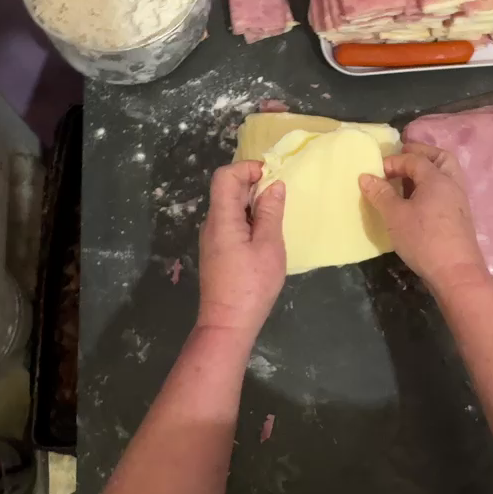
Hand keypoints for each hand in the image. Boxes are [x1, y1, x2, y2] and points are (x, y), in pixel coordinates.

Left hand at [195, 161, 286, 336]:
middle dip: (254, 185)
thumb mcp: (268, 247)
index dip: (247, 169)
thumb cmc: (251, 286)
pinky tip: (265, 236)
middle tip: (280, 198)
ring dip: (253, 204)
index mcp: (221, 218)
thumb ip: (271, 213)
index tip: (271, 177)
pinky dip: (249, 220)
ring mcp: (212, 238)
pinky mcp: (217, 251)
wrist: (227, 324)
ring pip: (230, 207)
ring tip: (276, 218)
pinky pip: (231, 223)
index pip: (225, 176)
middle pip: (227, 189)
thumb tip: (274, 185)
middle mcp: (212, 223)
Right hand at [359, 142, 490, 292]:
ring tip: (406, 180)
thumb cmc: (423, 239)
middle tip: (402, 158)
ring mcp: (458, 201)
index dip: (393, 161)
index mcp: (437, 178)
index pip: (414, 158)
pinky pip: (445, 190)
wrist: (456, 273)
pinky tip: (417, 201)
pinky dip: (431, 187)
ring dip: (427, 171)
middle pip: (440, 158)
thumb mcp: (395, 216)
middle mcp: (452, 184)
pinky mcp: (459, 217)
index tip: (376, 172)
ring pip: (446, 174)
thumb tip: (365, 176)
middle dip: (421, 154)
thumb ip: (381, 194)